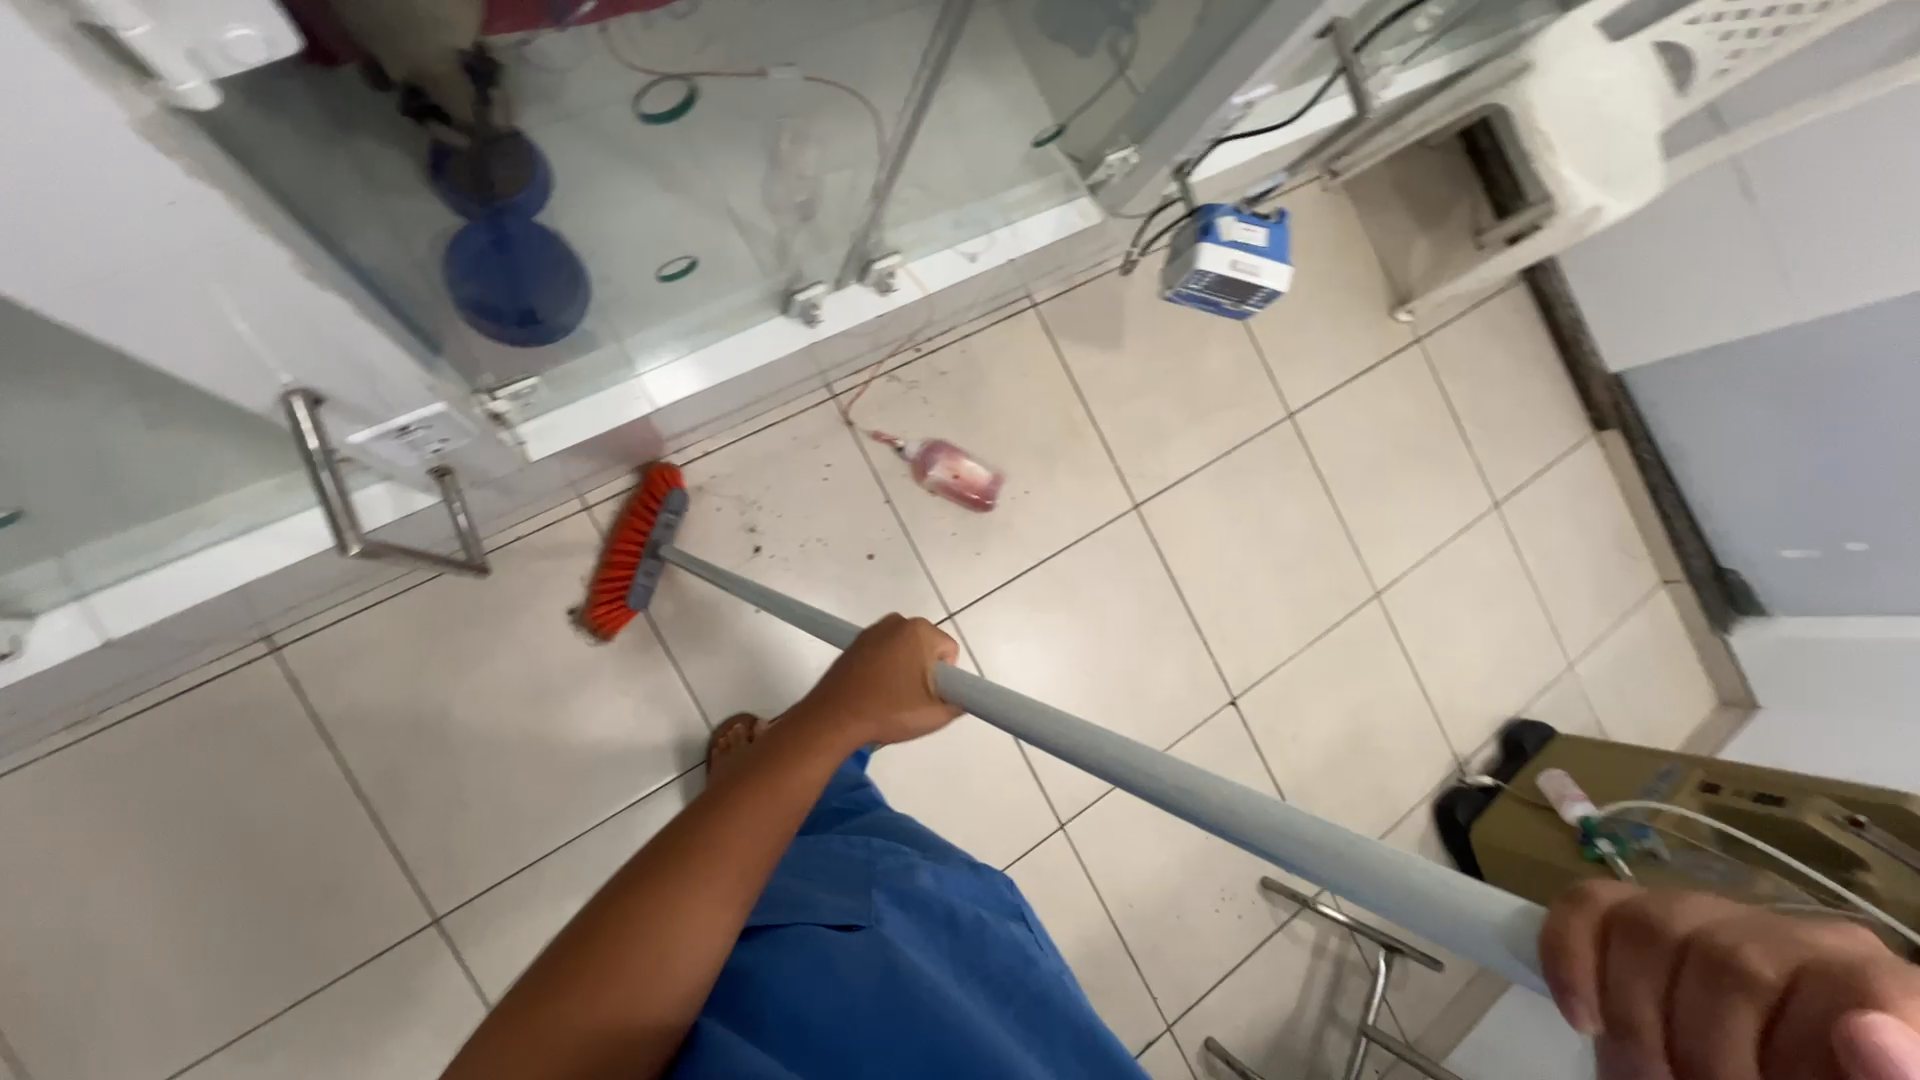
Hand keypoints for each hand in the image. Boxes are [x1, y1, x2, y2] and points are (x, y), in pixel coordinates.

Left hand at [793, 614, 961, 746]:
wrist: (833, 718)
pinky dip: (884, 667)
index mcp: (920, 631)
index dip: (944, 678)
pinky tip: (874, 691)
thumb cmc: (888, 711)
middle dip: (923, 670)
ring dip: (904, 669)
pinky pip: (883, 652)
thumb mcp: (935, 715)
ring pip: (904, 650)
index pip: (949, 652)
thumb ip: (960, 704)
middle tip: (910, 699)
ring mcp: (873, 630)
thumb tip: (961, 699)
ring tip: (890, 697)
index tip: (927, 697)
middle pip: (926, 647)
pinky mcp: (855, 642)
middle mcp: (897, 622)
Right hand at [1540, 880, 1919, 1079]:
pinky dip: (1570, 959)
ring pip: (1648, 927)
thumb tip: (1875, 1038)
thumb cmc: (1810, 1077)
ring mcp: (1708, 914)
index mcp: (1878, 989)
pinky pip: (1588, 906)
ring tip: (1650, 1078)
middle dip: (1703, 1054)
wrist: (1763, 1075)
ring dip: (1635, 1020)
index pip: (1856, 988)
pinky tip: (1584, 1021)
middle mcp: (1799, 936)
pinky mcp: (1632, 909)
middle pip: (1732, 962)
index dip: (1809, 1050)